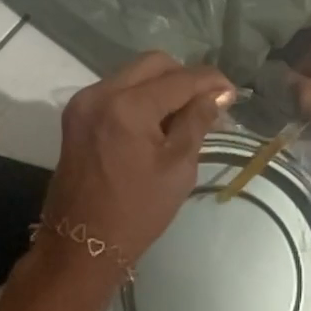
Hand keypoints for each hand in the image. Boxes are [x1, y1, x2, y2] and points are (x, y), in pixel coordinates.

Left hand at [45, 52, 235, 274]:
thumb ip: (197, 122)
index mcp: (127, 106)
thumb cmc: (136, 212)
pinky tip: (158, 120)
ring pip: (134, 74)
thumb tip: (218, 93)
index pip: (179, 79)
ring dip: (162, 86)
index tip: (232, 91)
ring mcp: (84, 102)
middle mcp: (101, 93)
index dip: (210, 81)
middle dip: (185, 77)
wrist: (80, 246)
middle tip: (208, 102)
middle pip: (154, 64)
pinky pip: (117, 90)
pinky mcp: (77, 114)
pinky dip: (141, 96)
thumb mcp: (178, 168)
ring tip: (185, 113)